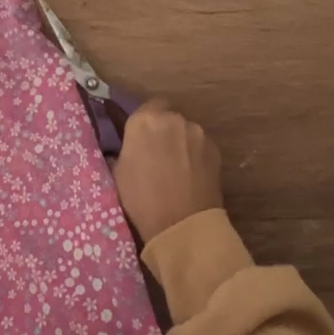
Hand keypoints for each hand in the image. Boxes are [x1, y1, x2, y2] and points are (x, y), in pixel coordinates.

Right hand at [112, 101, 222, 245]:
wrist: (183, 225)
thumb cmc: (142, 200)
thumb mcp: (118, 174)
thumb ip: (122, 152)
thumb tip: (124, 149)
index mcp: (144, 121)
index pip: (145, 109)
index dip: (145, 124)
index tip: (142, 141)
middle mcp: (172, 119)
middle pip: (167, 117)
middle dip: (163, 131)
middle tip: (157, 154)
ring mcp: (197, 132)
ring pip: (185, 131)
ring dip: (180, 142)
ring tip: (177, 168)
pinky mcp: (215, 148)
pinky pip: (200, 145)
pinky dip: (195, 154)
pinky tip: (191, 175)